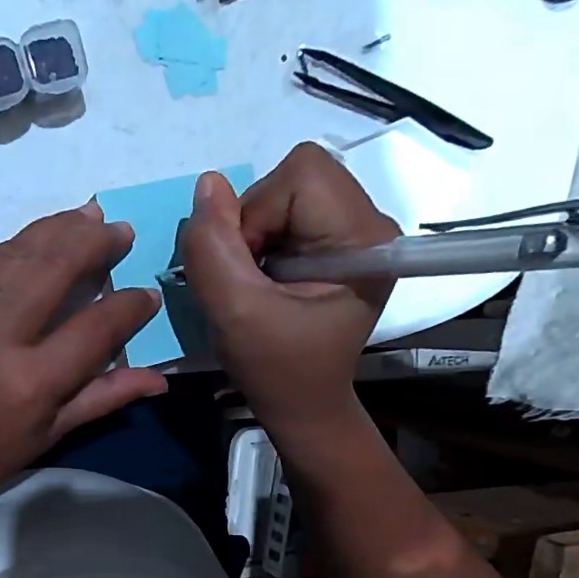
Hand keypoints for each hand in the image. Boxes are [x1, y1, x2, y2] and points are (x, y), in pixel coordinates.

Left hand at [0, 201, 167, 533]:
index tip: (147, 293)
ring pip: (15, 255)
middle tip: (120, 229)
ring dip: (54, 229)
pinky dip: (15, 246)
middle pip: (52, 268)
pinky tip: (39, 238)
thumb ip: (104, 396)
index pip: (95, 326)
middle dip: (92, 241)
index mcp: (31, 382)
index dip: (129, 305)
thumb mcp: (50, 435)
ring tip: (87, 215)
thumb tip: (160, 377)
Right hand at [178, 143, 399, 431]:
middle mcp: (369, 223)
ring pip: (284, 191)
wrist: (301, 403)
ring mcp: (354, 231)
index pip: (301, 174)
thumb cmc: (275, 368)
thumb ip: (213, 247)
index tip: (248, 269)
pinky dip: (260, 239)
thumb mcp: (233, 312)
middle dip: (254, 222)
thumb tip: (209, 184)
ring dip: (253, 233)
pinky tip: (264, 277)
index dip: (257, 213)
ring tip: (256, 281)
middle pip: (295, 176)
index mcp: (363, 239)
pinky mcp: (335, 242)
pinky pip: (285, 211)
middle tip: (250, 276)